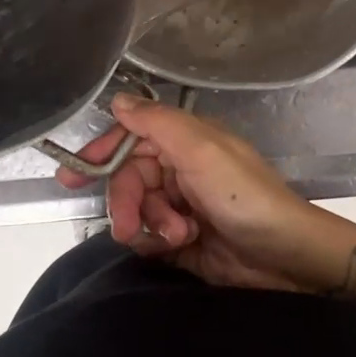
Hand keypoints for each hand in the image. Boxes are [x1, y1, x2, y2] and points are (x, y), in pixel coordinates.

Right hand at [56, 93, 329, 290]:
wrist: (285, 258)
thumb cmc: (245, 196)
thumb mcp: (201, 152)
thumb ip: (156, 123)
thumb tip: (118, 98)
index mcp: (188, 142)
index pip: (131, 140)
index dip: (102, 155)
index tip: (70, 177)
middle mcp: (183, 170)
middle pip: (129, 180)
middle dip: (128, 202)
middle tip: (130, 226)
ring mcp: (184, 207)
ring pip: (138, 211)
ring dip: (150, 225)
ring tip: (178, 236)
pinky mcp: (186, 241)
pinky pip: (150, 239)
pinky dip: (157, 244)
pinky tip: (179, 247)